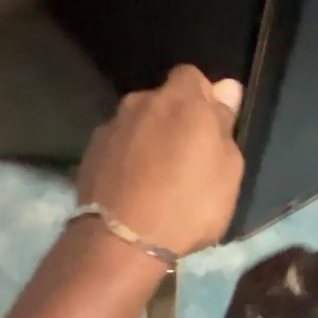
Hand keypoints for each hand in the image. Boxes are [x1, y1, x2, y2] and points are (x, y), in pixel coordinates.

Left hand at [75, 66, 244, 256]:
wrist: (121, 241)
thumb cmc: (187, 204)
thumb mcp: (227, 169)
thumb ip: (224, 123)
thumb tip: (225, 88)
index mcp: (179, 99)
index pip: (191, 76)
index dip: (203, 97)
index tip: (209, 128)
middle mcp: (140, 102)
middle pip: (162, 100)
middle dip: (173, 119)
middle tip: (185, 157)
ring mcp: (111, 126)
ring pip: (137, 123)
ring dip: (147, 139)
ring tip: (155, 177)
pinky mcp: (90, 152)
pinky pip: (117, 146)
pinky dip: (125, 158)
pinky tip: (131, 187)